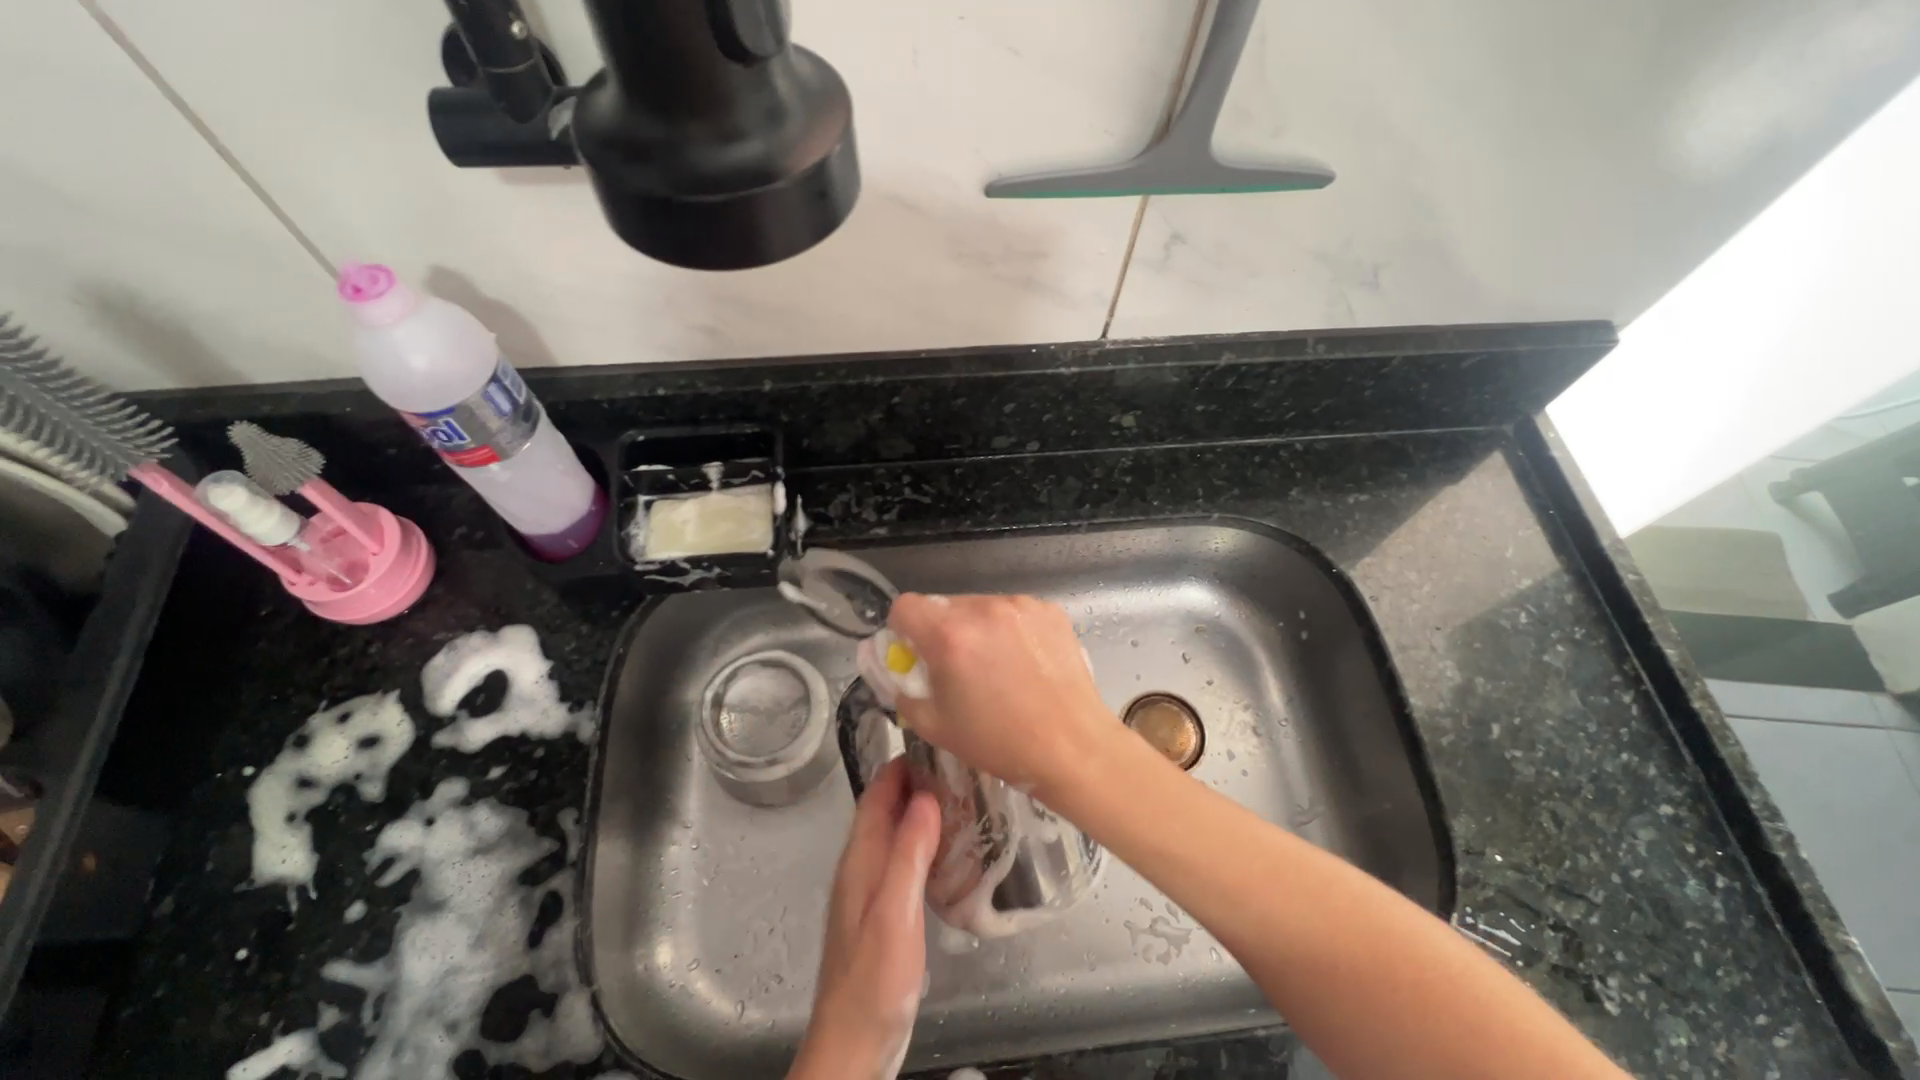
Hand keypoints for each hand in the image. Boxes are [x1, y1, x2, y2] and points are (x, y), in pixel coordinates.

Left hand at [789, 758, 940, 1079]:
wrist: (855, 1038)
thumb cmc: (875, 975)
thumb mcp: (895, 910)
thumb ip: (908, 853)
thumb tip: (926, 796)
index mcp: (860, 859)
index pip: (876, 795)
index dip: (902, 765)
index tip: (939, 742)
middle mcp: (861, 867)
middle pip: (885, 811)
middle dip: (917, 783)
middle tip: (963, 767)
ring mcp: (870, 890)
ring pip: (895, 834)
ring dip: (922, 813)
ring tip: (964, 800)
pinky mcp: (883, 911)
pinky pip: (903, 860)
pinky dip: (924, 844)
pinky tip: (950, 852)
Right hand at [888, 593, 1120, 799]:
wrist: (1072, 747)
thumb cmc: (999, 743)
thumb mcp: (934, 726)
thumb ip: (903, 690)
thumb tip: (897, 669)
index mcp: (949, 635)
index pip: (904, 606)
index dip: (903, 629)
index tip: (915, 653)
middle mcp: (983, 609)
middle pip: (943, 605)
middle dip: (941, 631)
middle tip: (957, 668)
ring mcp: (1020, 606)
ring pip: (979, 607)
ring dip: (976, 629)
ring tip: (996, 667)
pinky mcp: (1049, 611)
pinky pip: (1012, 612)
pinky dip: (1008, 630)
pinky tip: (1023, 662)